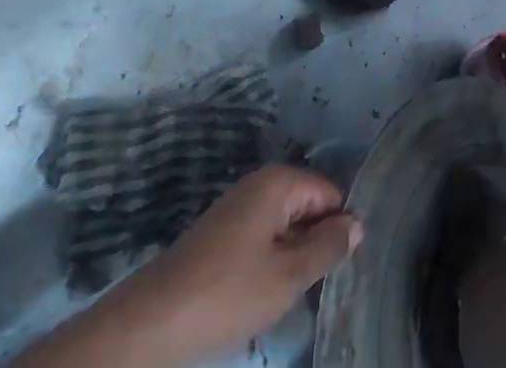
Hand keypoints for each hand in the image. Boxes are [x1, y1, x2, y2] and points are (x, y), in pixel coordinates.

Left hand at [14, 166, 362, 367]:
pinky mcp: (220, 235)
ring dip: (295, 255)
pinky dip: (272, 261)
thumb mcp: (289, 275)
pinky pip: (264, 238)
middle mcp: (258, 185)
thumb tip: (358, 224)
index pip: (331, 194)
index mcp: (278, 183)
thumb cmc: (226, 294)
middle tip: (321, 284)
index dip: (340, 228)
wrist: (148, 324)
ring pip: (286, 225)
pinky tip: (267, 293)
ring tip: (296, 293)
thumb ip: (328, 246)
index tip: (342, 266)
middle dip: (318, 241)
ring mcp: (236, 209)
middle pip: (308, 206)